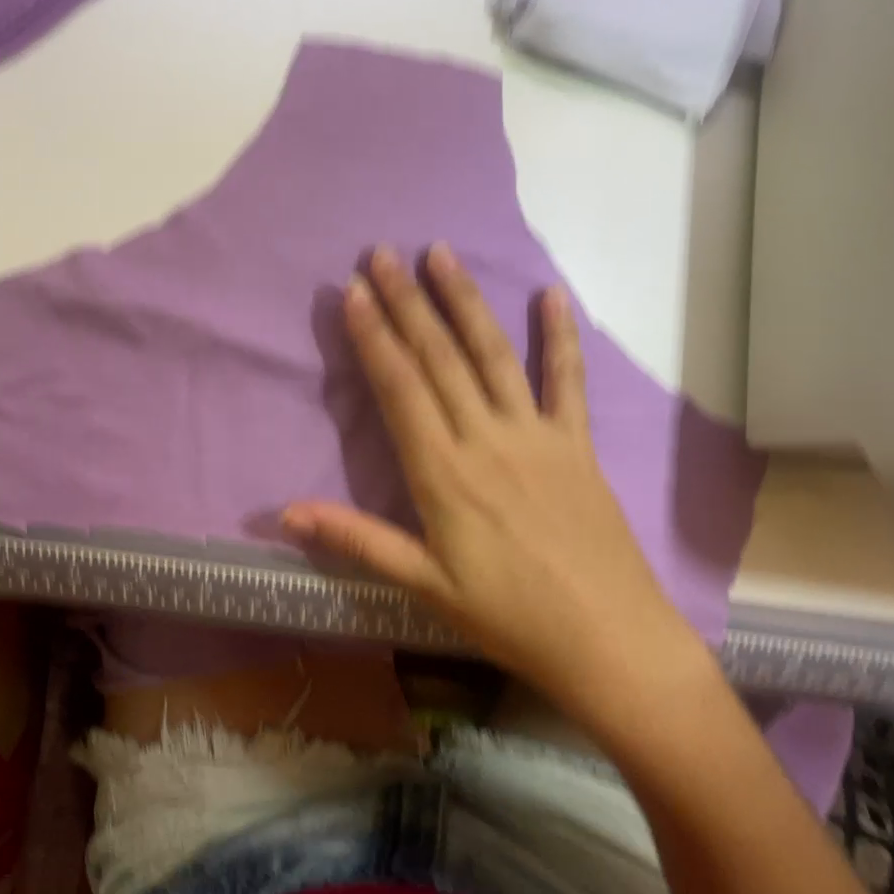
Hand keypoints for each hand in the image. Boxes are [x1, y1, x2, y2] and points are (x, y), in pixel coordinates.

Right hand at [283, 245, 707, 727]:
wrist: (609, 641)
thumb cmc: (508, 617)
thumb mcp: (424, 585)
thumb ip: (357, 540)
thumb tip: (284, 513)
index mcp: (443, 473)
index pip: (400, 389)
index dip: (375, 337)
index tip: (355, 290)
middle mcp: (487, 439)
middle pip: (440, 358)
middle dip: (408, 302)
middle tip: (383, 253)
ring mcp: (537, 436)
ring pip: (493, 355)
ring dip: (464, 302)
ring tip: (441, 254)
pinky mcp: (577, 445)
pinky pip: (567, 381)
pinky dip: (560, 337)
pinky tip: (550, 295)